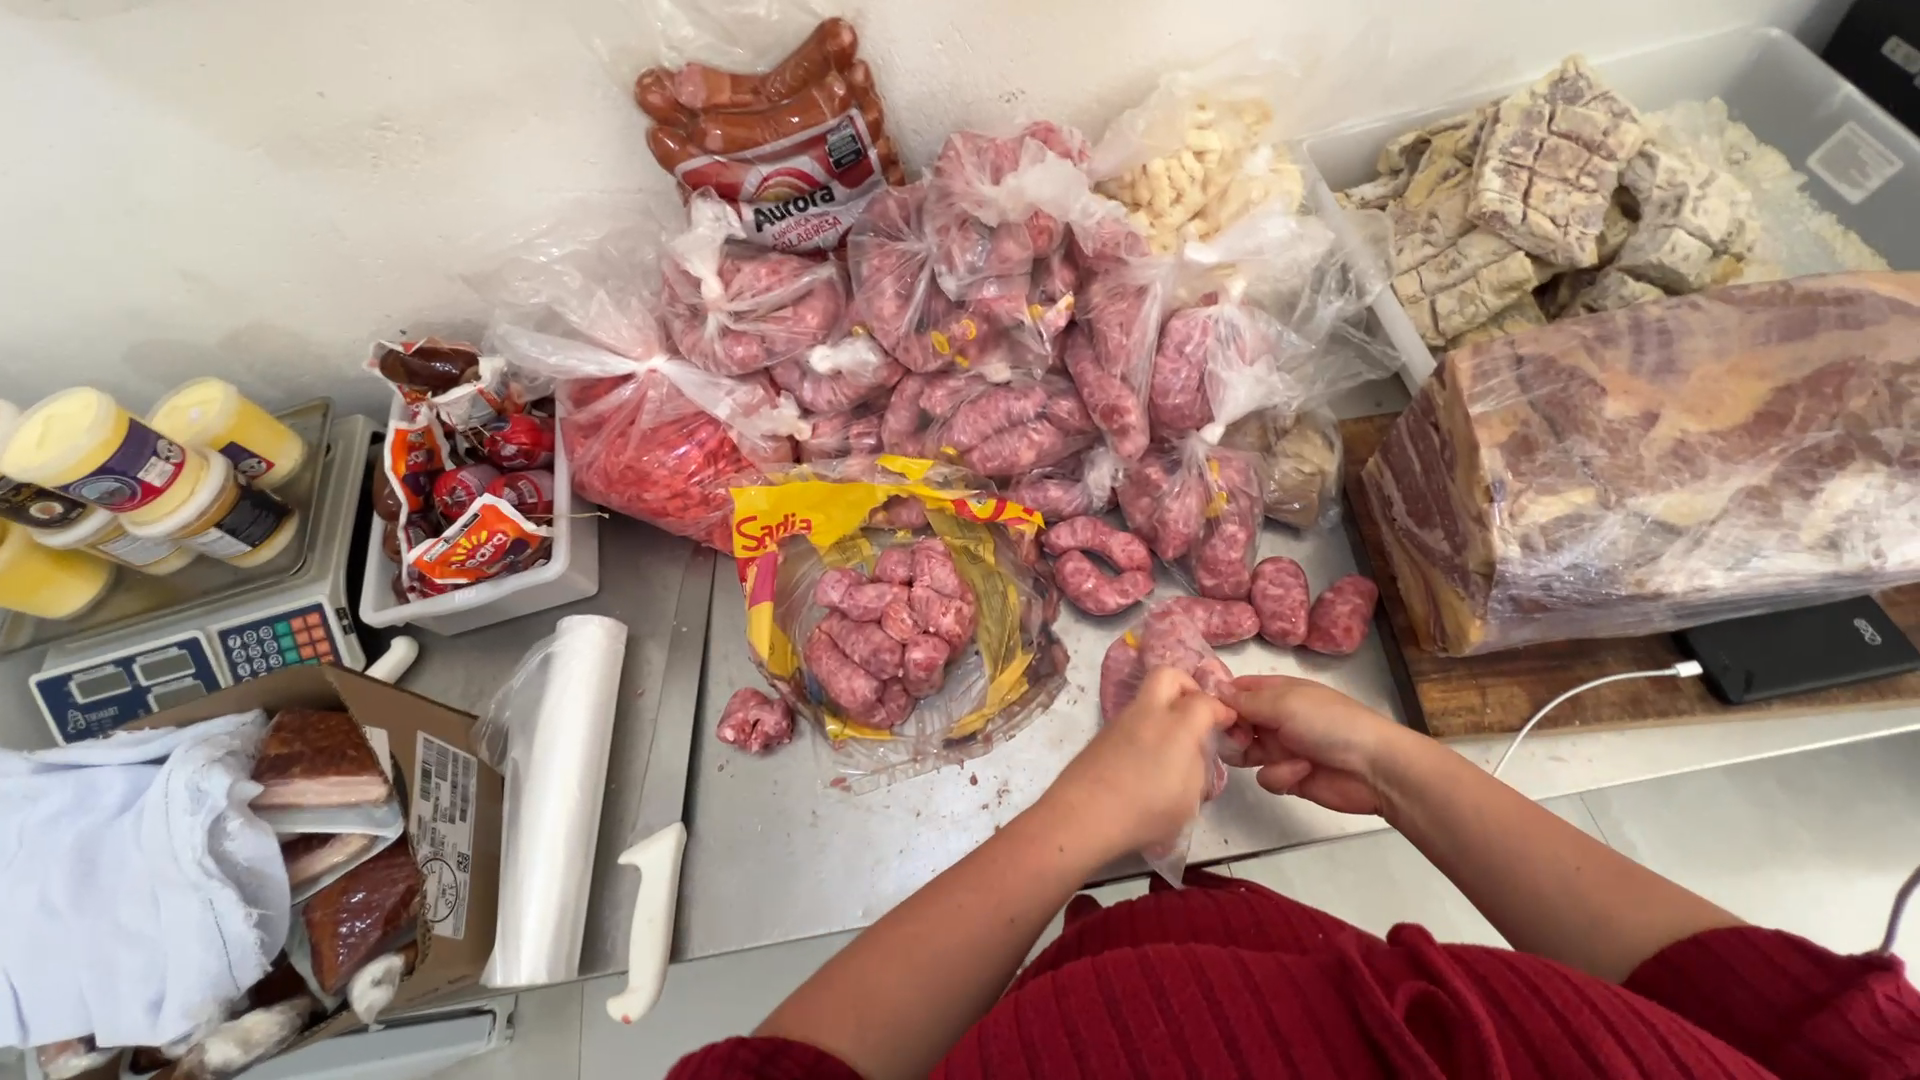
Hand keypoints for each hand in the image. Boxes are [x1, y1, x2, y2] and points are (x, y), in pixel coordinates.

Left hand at [1041, 666, 1237, 861]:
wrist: (1082, 814)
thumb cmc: (1145, 810)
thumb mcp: (1189, 798)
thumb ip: (1197, 766)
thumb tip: (1192, 751)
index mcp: (1177, 725)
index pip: (1205, 701)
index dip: (1221, 709)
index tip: (1227, 723)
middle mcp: (1147, 713)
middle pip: (1168, 675)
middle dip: (1188, 686)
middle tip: (1197, 714)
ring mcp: (1120, 721)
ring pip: (1146, 697)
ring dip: (1164, 709)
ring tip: (1173, 745)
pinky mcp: (1102, 735)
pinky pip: (1131, 719)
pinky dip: (1146, 727)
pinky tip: (1147, 760)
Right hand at [1225, 674, 1421, 815]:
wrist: (1375, 769)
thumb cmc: (1329, 724)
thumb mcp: (1284, 703)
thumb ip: (1245, 701)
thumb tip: (1213, 690)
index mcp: (1276, 692)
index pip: (1237, 690)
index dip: (1219, 698)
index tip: (1203, 710)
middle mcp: (1275, 718)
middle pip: (1235, 723)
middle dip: (1230, 731)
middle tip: (1235, 737)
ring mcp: (1282, 748)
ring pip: (1244, 752)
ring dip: (1249, 754)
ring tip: (1260, 755)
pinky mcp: (1289, 777)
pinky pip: (1266, 777)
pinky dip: (1279, 775)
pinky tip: (1299, 772)